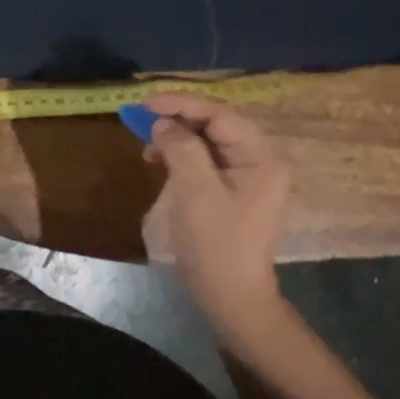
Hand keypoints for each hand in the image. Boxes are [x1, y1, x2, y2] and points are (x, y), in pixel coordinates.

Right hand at [139, 93, 288, 318]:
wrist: (229, 295)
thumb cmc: (216, 243)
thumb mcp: (195, 191)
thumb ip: (181, 148)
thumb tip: (162, 123)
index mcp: (260, 158)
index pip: (220, 115)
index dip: (181, 103)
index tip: (144, 103)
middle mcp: (258, 161)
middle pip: (215, 124)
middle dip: (177, 117)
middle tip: (140, 117)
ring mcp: (245, 178)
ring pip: (207, 141)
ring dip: (175, 136)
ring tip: (146, 143)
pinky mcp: (229, 192)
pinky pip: (204, 160)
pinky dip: (179, 155)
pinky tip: (158, 160)